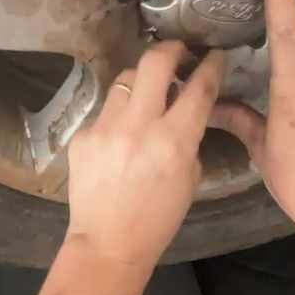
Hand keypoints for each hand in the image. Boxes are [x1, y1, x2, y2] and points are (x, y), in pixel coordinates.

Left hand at [64, 41, 225, 266]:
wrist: (108, 243)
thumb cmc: (158, 219)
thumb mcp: (189, 179)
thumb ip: (188, 139)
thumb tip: (185, 110)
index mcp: (174, 142)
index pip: (198, 88)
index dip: (210, 65)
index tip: (212, 55)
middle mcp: (138, 127)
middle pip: (155, 62)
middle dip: (172, 50)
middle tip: (179, 54)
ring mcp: (105, 129)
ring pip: (125, 80)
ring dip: (141, 83)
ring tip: (147, 97)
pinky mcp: (83, 136)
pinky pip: (106, 112)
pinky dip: (118, 118)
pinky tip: (120, 139)